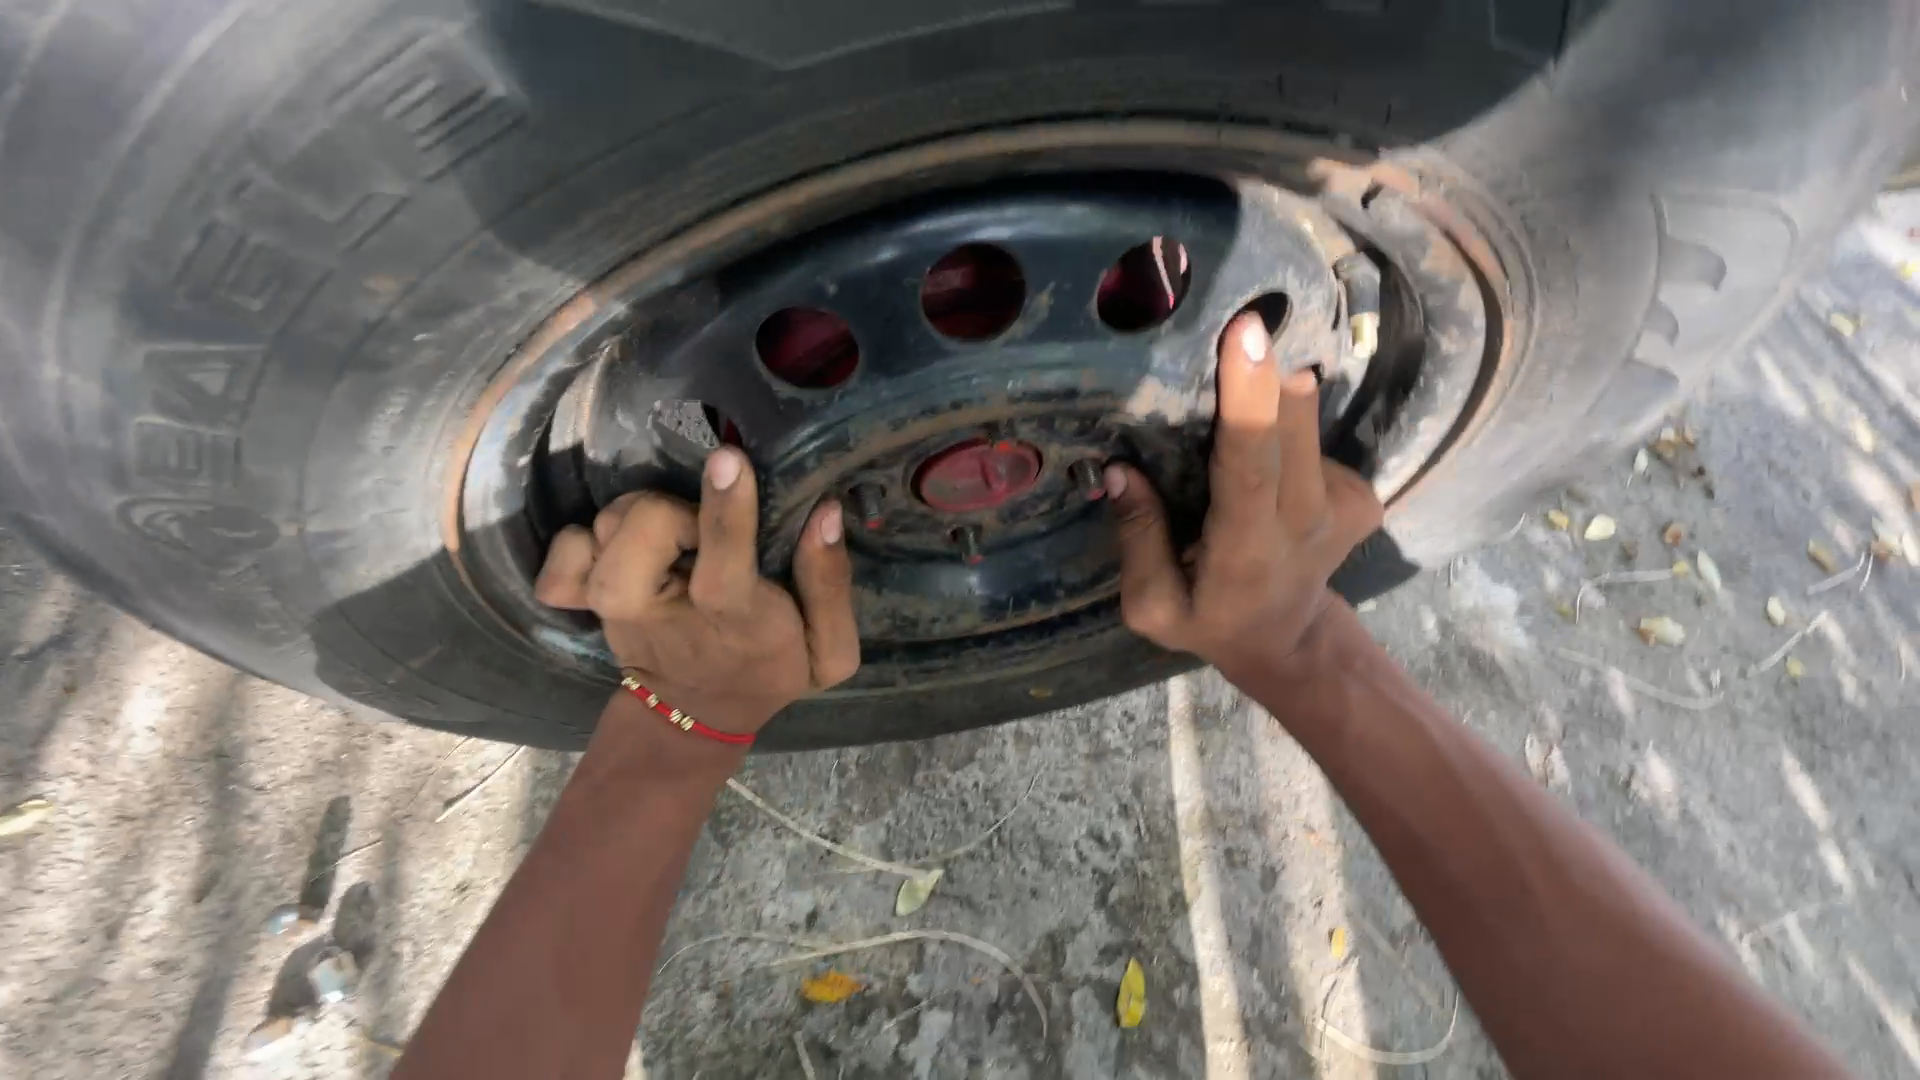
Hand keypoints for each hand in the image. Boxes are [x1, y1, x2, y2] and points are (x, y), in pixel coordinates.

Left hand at [532, 447, 859, 734]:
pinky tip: (616, 552)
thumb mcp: (830, 650)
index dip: (725, 513)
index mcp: (735, 620)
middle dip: (675, 509)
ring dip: (640, 517)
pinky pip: (563, 554)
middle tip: (701, 527)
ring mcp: (616, 609)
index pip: (723, 565)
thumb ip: (832, 585)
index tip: (730, 462)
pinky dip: (581, 542)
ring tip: (674, 539)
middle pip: (646, 530)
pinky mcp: (587, 604)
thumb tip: (825, 514)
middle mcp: (665, 611)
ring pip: (606, 527)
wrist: (699, 712)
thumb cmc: (772, 666)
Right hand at [1104, 311, 1383, 676]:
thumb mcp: (1152, 606)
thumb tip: (1121, 469)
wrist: (1289, 640)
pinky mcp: (1363, 494)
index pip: (1251, 460)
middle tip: (1223, 347)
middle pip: (1292, 417)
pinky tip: (1267, 470)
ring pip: (1307, 418)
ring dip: (1269, 406)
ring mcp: (1347, 503)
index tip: (1245, 333)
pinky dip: (1285, 437)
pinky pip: (1317, 437)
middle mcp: (1309, 516)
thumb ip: (1138, 539)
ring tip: (1233, 428)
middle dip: (1260, 375)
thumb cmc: (1210, 621)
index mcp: (1250, 545)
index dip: (1248, 394)